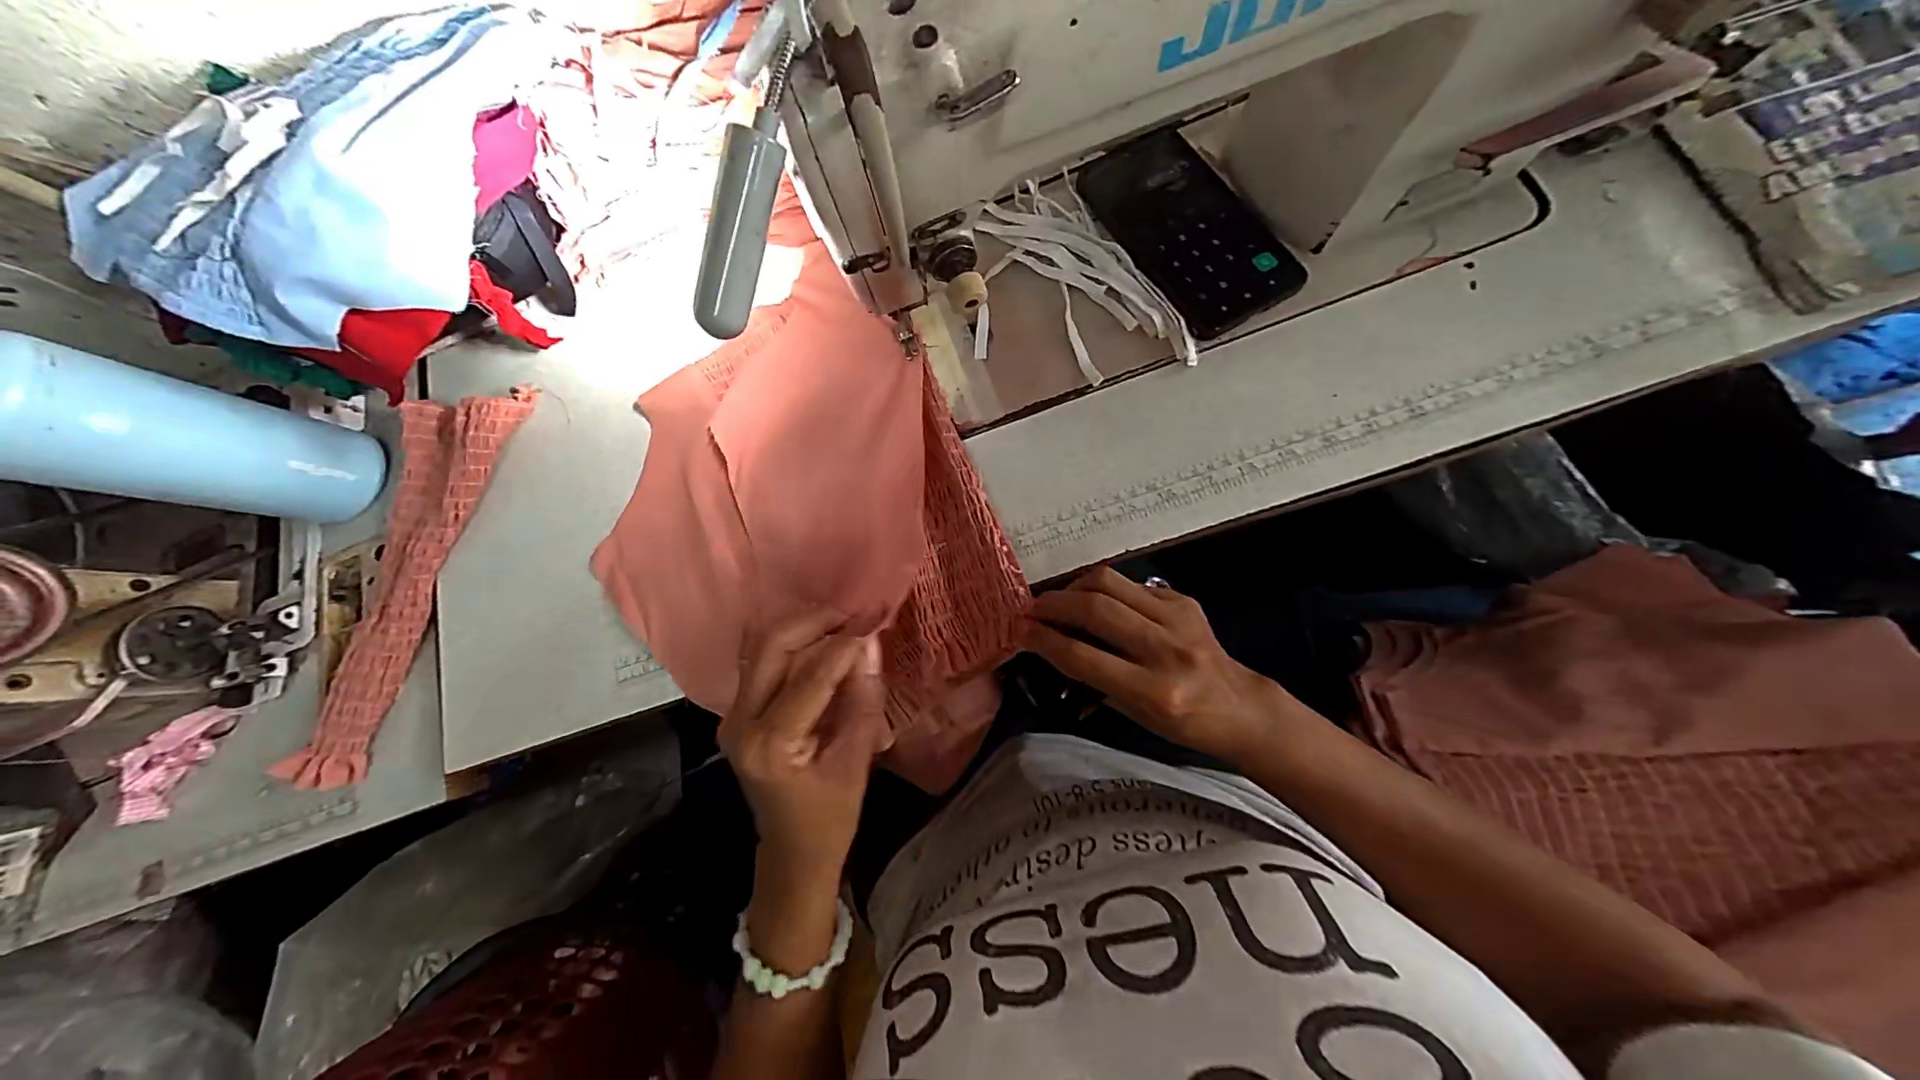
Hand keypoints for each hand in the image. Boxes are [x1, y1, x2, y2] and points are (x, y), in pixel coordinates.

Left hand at [720, 609, 888, 891]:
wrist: (792, 851)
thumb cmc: (830, 816)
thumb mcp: (857, 761)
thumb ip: (863, 700)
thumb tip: (871, 644)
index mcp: (772, 744)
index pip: (811, 676)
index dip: (846, 643)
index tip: (875, 619)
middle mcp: (741, 723)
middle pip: (772, 648)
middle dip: (816, 622)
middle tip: (855, 615)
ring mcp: (732, 717)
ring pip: (762, 649)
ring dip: (802, 628)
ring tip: (842, 623)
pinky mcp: (737, 713)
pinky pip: (761, 663)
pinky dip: (790, 645)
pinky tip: (819, 639)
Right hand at [1022, 567, 1305, 761]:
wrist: (1241, 707)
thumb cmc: (1183, 723)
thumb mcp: (1134, 713)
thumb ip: (1094, 679)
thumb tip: (1052, 645)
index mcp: (1154, 692)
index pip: (1084, 657)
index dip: (1045, 640)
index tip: (1021, 631)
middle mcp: (1168, 652)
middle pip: (1095, 610)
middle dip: (1054, 605)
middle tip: (1033, 608)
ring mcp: (1180, 621)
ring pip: (1110, 583)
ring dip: (1074, 588)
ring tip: (1060, 599)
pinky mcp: (1184, 601)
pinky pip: (1131, 585)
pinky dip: (1105, 590)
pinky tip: (1095, 602)